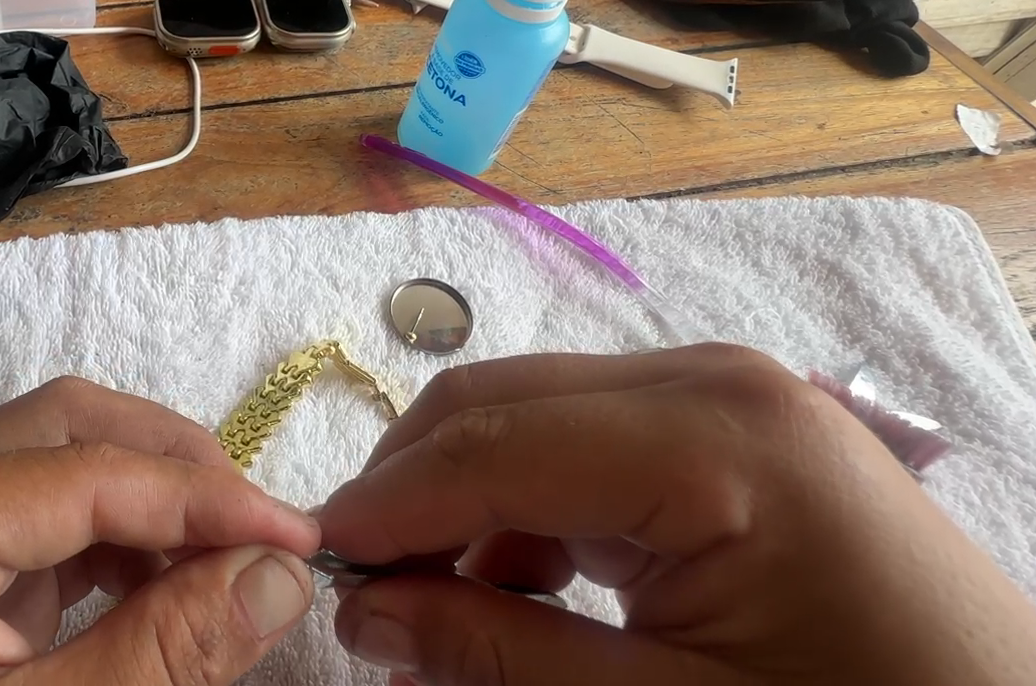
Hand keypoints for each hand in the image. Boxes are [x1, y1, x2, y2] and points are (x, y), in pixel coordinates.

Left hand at [0, 377, 320, 684]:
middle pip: (61, 426)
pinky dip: (117, 535)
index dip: (196, 495)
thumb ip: (161, 654)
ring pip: (57, 457)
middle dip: (169, 462)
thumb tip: (279, 573)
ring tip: (222, 556)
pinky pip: (45, 516)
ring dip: (149, 493)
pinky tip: (165, 580)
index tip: (294, 534)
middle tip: (257, 525)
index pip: (77, 470)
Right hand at [318, 344, 1035, 685]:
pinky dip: (515, 508)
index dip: (391, 499)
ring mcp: (711, 391)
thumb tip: (363, 614)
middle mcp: (705, 377)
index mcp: (717, 432)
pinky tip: (507, 582)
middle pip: (496, 404)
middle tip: (363, 576)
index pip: (496, 443)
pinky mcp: (708, 425)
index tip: (317, 554)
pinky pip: (569, 443)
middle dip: (411, 485)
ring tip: (425, 594)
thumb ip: (500, 658)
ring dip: (456, 498)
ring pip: (520, 416)